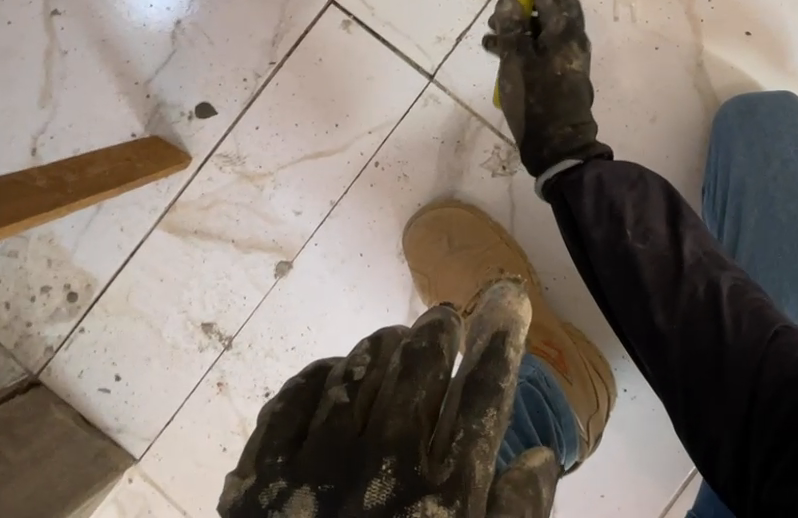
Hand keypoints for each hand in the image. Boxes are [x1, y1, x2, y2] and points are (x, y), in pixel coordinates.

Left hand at [218, 279, 558, 517]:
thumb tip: (539, 456)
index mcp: (445, 495)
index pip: (484, 392)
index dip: (501, 337)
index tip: (511, 301)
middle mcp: (385, 467)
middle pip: (421, 366)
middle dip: (441, 329)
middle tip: (446, 320)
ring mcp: (317, 471)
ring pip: (359, 370)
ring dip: (385, 344)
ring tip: (397, 339)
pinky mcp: (258, 485)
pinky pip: (292, 401)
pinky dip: (319, 376)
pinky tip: (333, 373)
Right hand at [483, 0, 612, 177]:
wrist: (558, 145)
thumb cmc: (537, 100)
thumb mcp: (516, 62)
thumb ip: (512, 29)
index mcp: (565, 32)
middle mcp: (572, 40)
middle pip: (552, 9)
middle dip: (526, 3)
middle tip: (503, 10)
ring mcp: (568, 58)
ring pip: (544, 29)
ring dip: (519, 26)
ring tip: (491, 36)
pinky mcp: (561, 73)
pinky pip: (542, 48)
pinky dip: (524, 44)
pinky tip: (498, 52)